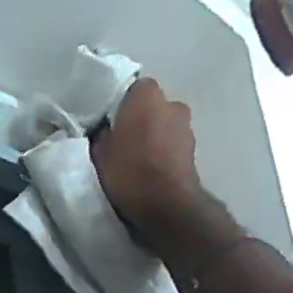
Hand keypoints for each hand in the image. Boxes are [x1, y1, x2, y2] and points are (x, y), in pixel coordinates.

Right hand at [91, 79, 204, 258]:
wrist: (166, 205)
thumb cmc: (129, 172)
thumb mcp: (99, 154)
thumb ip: (101, 136)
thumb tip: (104, 131)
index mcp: (147, 96)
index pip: (133, 88)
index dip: (120, 104)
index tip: (109, 122)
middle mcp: (172, 103)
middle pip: (152, 107)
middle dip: (139, 120)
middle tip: (121, 141)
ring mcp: (187, 127)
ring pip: (164, 125)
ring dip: (153, 137)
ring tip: (137, 159)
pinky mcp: (194, 150)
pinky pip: (172, 144)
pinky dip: (163, 153)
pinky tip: (150, 170)